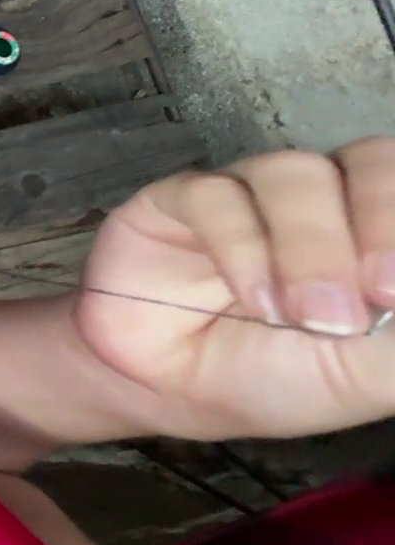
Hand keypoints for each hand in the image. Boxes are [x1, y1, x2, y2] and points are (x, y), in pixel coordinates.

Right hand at [76, 137, 394, 440]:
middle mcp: (318, 200)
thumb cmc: (284, 375)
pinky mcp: (172, 198)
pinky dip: (241, 248)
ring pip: (289, 173)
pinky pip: (211, 196)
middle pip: (368, 160)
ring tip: (308, 315)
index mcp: (375, 230)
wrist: (171, 385)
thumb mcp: (375, 371)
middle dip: (382, 221)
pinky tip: (253, 299)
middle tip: (379, 297)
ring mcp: (241, 193)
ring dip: (311, 244)